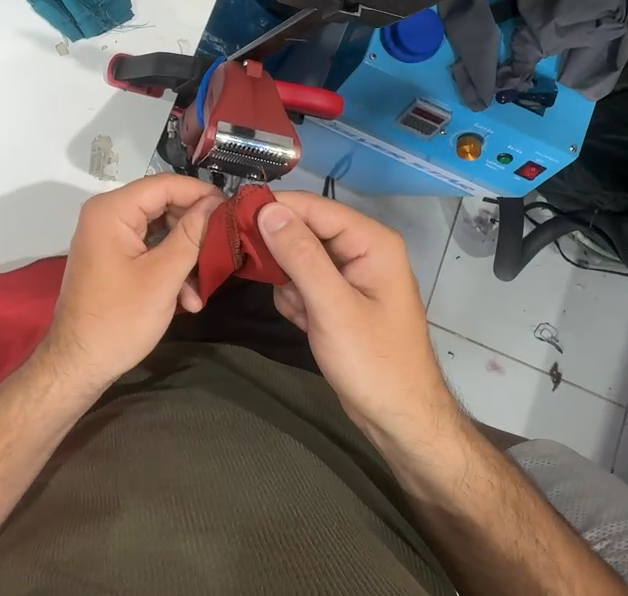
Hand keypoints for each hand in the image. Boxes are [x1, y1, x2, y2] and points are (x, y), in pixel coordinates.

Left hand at [34, 174, 223, 394]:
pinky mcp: (112, 257)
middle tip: (224, 249)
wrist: (79, 364)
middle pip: (163, 205)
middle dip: (194, 230)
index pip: (165, 184)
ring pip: (160, 230)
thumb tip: (217, 204)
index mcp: (112, 210)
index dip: (201, 193)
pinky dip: (169, 268)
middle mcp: (107, 214)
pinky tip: (187, 299)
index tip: (234, 210)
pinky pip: (149, 249)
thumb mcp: (163, 276)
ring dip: (185, 256)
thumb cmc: (120, 319)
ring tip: (203, 287)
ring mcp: (108, 236)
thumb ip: (192, 235)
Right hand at [257, 192, 457, 441]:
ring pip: (297, 256)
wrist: (398, 421)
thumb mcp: (332, 307)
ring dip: (287, 282)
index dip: (272, 210)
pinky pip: (301, 281)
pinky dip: (295, 299)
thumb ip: (300, 255)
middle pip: (303, 228)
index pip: (312, 206)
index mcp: (371, 241)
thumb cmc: (374, 364)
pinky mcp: (338, 296)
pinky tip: (305, 323)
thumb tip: (267, 210)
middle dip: (279, 253)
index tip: (229, 222)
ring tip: (300, 313)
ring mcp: (350, 273)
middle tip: (256, 274)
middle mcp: (361, 249)